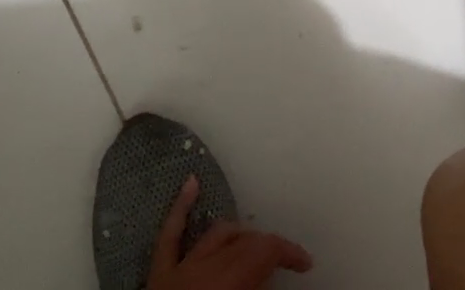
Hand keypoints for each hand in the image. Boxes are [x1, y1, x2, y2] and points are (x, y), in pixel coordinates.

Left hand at [148, 176, 313, 289]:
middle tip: (285, 265)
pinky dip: (181, 207)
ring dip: (239, 235)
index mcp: (229, 283)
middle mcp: (204, 270)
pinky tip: (191, 184)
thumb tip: (274, 283)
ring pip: (216, 236)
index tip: (306, 263)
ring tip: (255, 241)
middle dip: (268, 249)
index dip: (289, 252)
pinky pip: (171, 236)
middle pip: (245, 243)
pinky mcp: (158, 275)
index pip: (265, 252)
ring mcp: (179, 269)